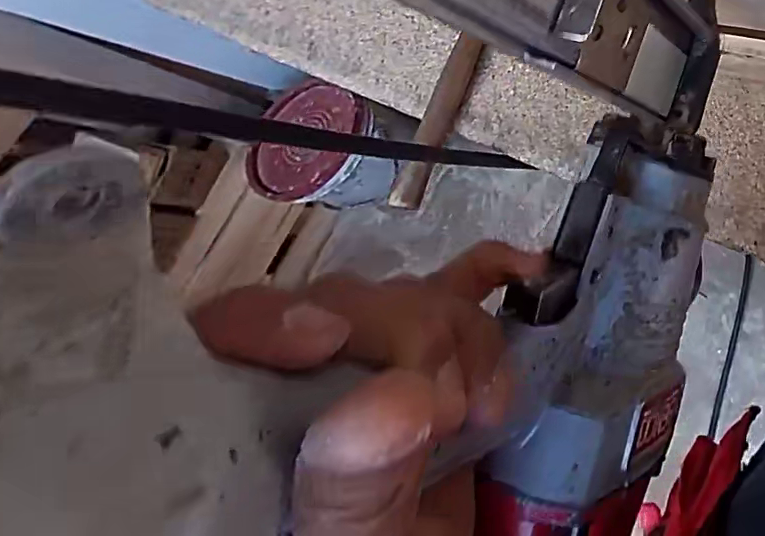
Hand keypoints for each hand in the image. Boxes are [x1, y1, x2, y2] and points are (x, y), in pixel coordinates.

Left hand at [192, 241, 547, 535]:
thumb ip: (352, 491)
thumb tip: (396, 396)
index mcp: (243, 420)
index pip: (232, 330)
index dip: (275, 316)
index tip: (329, 343)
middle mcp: (305, 373)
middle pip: (348, 302)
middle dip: (415, 339)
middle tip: (451, 412)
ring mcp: (381, 353)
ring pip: (418, 294)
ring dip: (467, 336)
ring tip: (485, 409)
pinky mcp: (442, 350)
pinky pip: (469, 281)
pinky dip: (499, 272)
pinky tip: (532, 273)